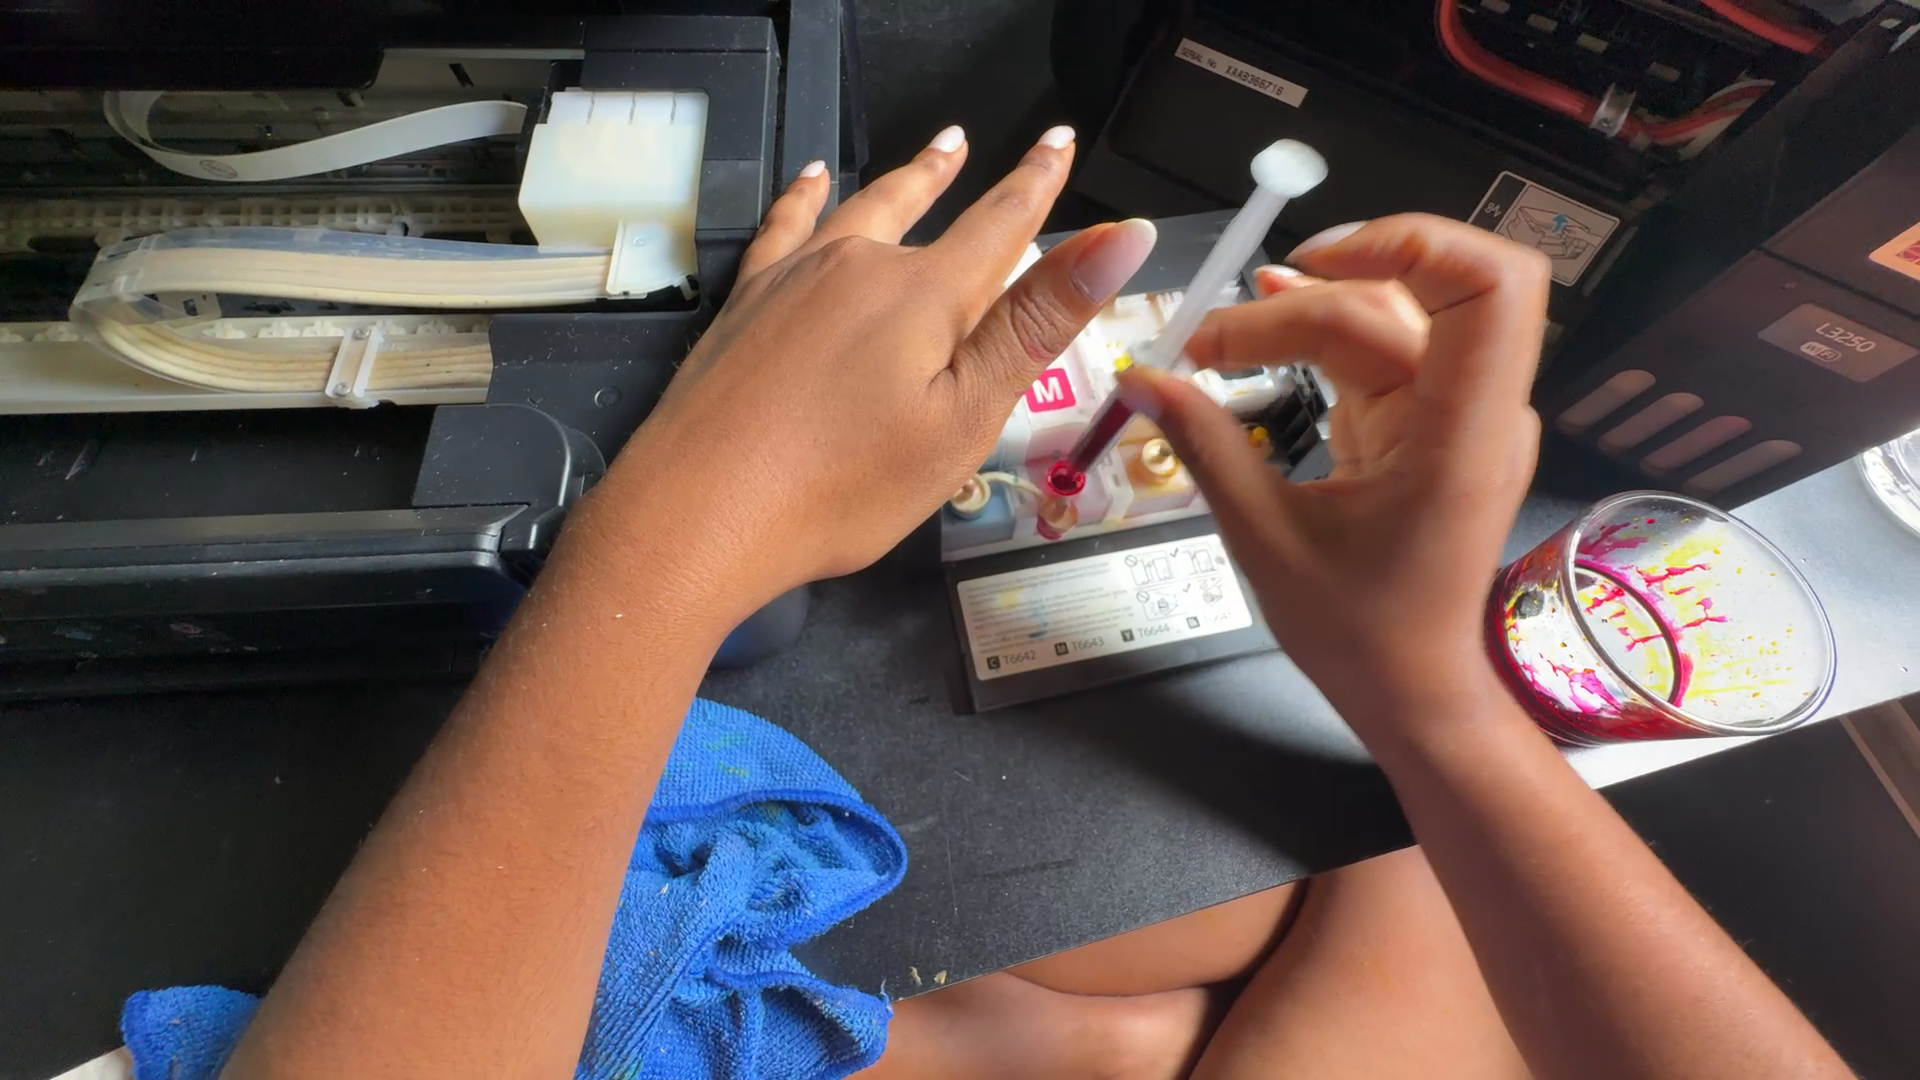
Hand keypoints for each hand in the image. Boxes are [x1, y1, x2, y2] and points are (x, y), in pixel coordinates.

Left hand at [582, 125, 1157, 622]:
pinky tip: (811, 180)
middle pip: (923, 210)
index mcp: (924, 296)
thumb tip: (1123, 236)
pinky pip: (782, 228)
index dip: (1036, 185)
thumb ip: (1037, 324)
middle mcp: (859, 266)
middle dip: (957, 176)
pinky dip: (803, 198)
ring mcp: (793, 278)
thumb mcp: (963, 417)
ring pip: (858, 211)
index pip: (999, 224)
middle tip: (974, 142)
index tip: (1058, 141)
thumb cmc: (849, 484)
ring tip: (928, 154)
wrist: (703, 513)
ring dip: (898, 181)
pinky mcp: (745, 303)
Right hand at [1115, 216, 1550, 738]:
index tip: (1309, 262)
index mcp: (1458, 436)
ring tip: (1216, 335)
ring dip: (1297, 319)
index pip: (1490, 287)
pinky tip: (1263, 328)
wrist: (1405, 684)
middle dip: (1291, 311)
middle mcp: (1471, 411)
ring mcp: (1450, 417)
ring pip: (1380, 325)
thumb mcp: (1263, 535)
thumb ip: (1205, 446)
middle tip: (1199, 346)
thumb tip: (1141, 381)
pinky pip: (1373, 359)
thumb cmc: (1351, 627)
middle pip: (1392, 307)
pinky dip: (1314, 341)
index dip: (1411, 243)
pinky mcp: (1421, 429)